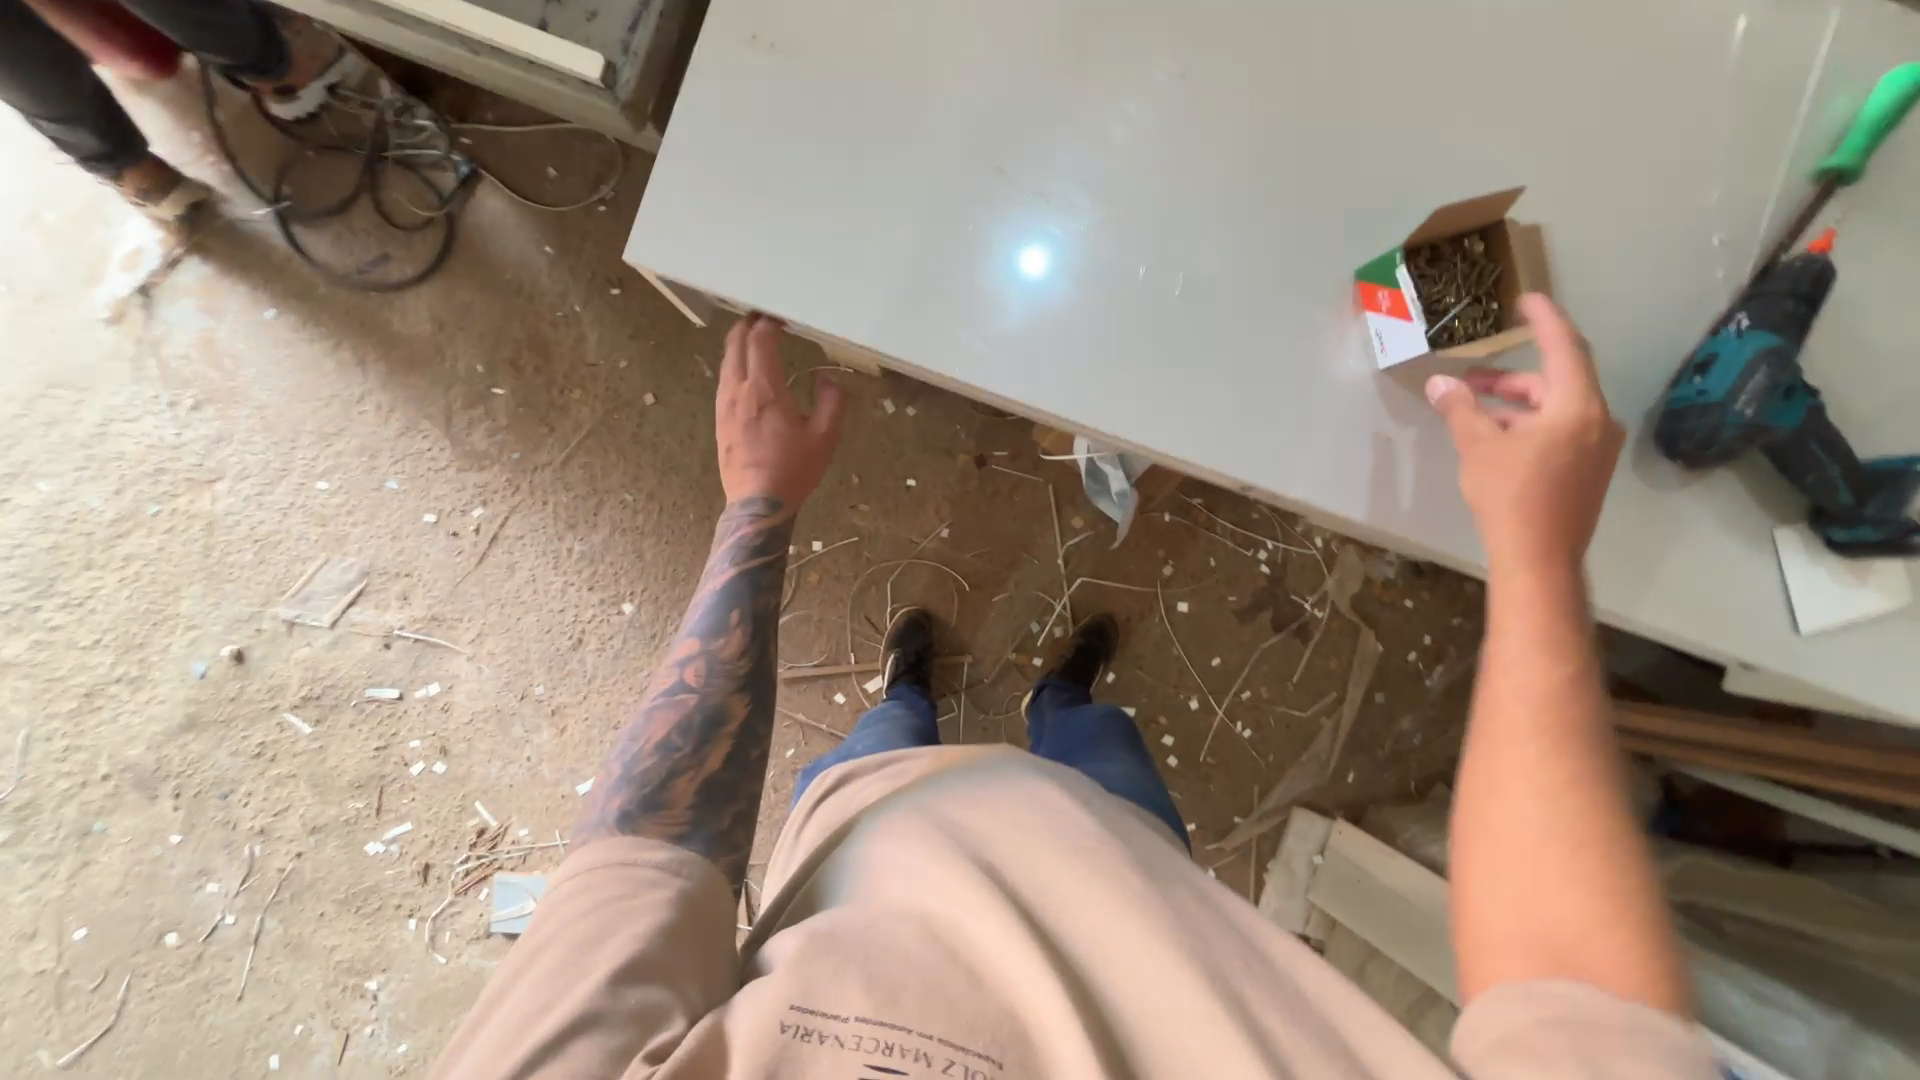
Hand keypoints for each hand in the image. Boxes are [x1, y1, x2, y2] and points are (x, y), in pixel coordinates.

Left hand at [716, 313, 846, 503]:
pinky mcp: (719, 420)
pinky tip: (745, 374)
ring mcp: (724, 406)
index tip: (780, 318)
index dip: (768, 324)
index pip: (760, 342)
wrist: (758, 502)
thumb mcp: (825, 436)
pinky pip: (724, 382)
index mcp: (764, 389)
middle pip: (735, 345)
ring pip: (726, 362)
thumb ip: (832, 401)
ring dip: (738, 346)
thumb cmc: (794, 469)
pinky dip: (734, 366)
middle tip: (761, 319)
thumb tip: (827, 380)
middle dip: (747, 326)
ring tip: (752, 341)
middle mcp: (738, 391)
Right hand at [1425, 293, 1623, 572]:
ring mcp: (1597, 447)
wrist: (1540, 557)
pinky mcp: (1588, 470)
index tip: (1527, 300)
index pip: (1564, 348)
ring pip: (1555, 409)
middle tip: (1467, 381)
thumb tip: (1440, 383)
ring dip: (1514, 405)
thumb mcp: (1477, 447)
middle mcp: (1598, 420)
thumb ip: (1460, 409)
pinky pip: (1560, 432)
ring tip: (1472, 415)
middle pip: (1555, 381)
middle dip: (1509, 378)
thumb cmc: (1510, 496)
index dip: (1544, 320)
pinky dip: (1527, 426)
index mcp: (1577, 406)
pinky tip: (1495, 441)